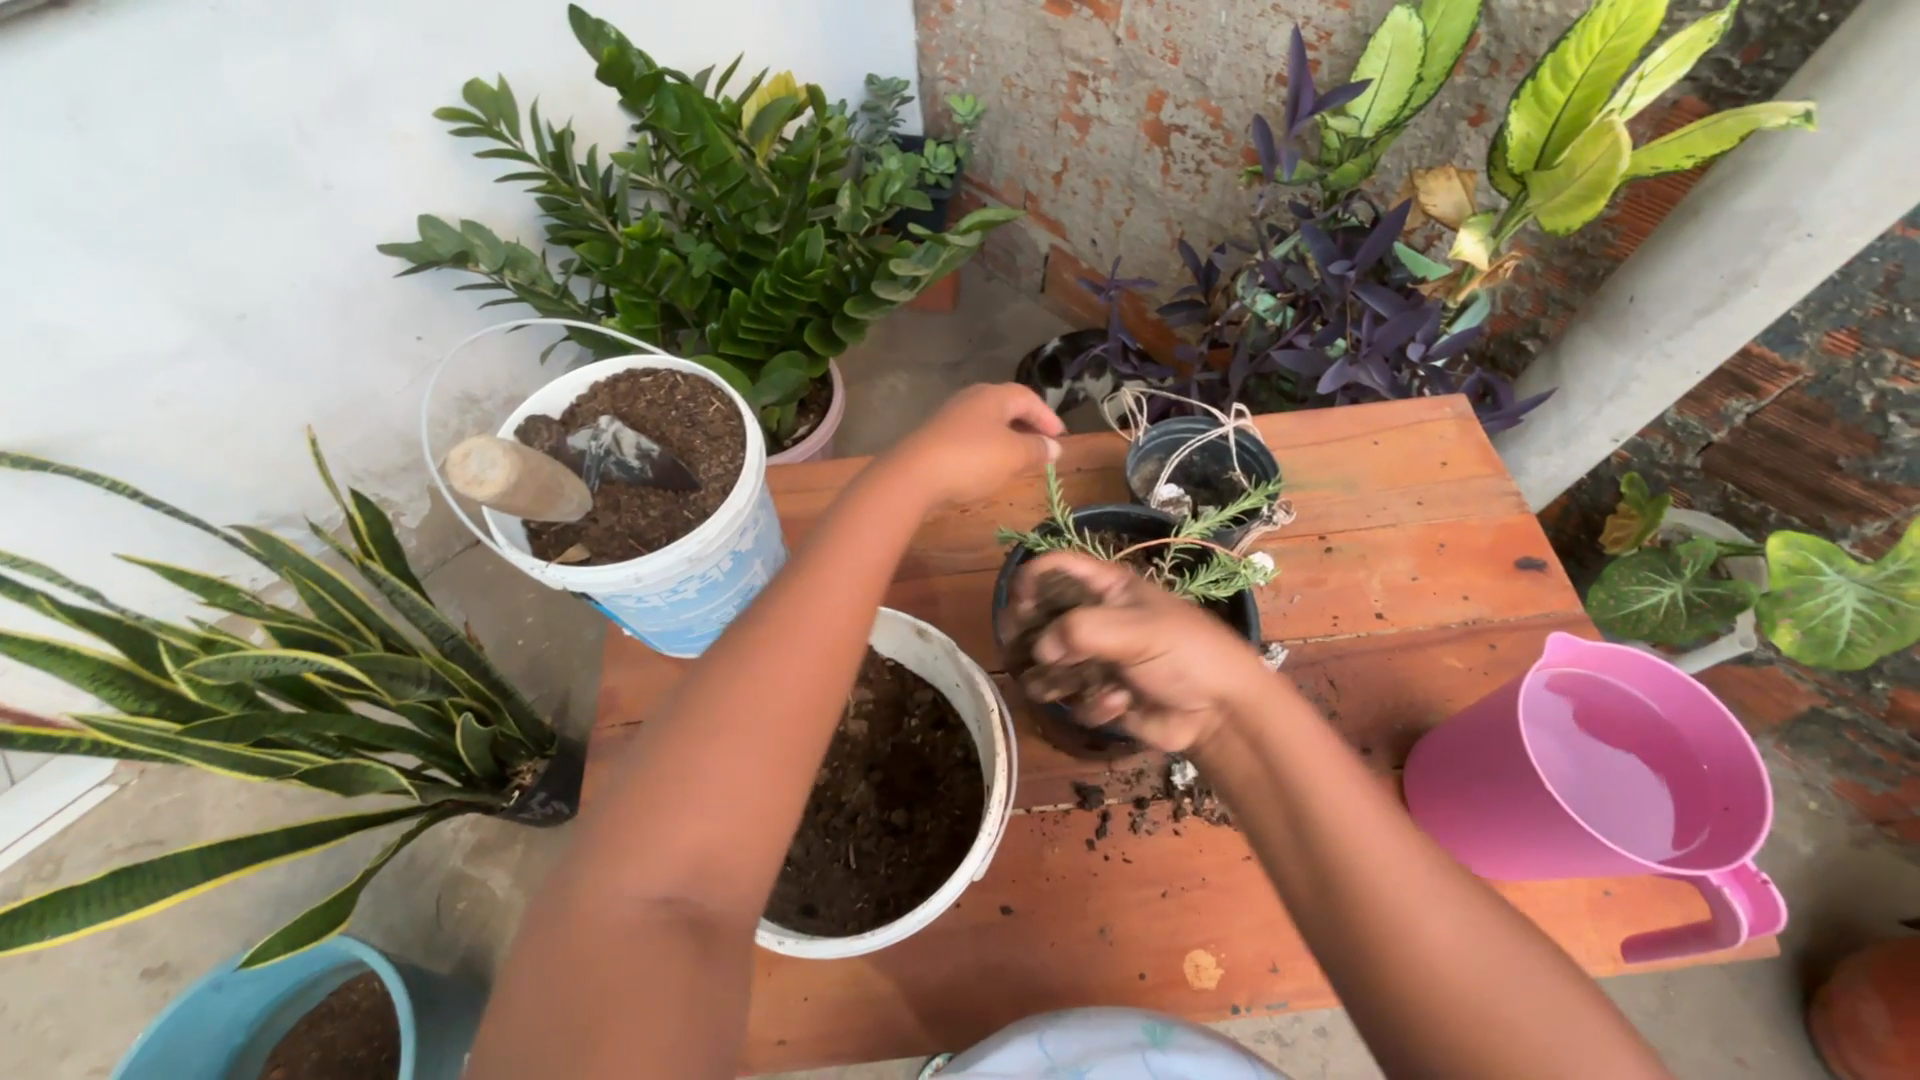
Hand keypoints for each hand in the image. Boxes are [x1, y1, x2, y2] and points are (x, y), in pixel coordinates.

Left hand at [881, 383, 1063, 507]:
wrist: (914, 475)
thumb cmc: (972, 459)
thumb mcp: (1013, 455)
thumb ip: (1036, 449)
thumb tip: (1054, 447)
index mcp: (993, 396)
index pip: (1028, 398)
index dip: (1047, 417)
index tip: (1060, 438)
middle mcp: (971, 399)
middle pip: (1006, 407)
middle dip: (1027, 426)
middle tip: (1042, 447)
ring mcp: (950, 417)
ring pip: (988, 423)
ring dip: (1007, 439)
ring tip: (1019, 460)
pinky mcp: (936, 437)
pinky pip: (971, 438)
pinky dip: (987, 449)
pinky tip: (988, 468)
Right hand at [1006, 552, 1276, 751]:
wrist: (1221, 712)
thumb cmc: (1186, 652)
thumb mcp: (1138, 629)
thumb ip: (1082, 630)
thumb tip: (1039, 648)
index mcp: (1107, 589)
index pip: (1056, 567)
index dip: (1032, 579)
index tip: (1020, 603)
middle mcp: (1095, 620)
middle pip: (1040, 619)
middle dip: (1032, 638)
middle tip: (1036, 651)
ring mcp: (1095, 660)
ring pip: (1047, 666)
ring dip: (1055, 679)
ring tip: (1069, 685)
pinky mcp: (1099, 697)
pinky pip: (1075, 700)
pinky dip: (1094, 704)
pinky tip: (1120, 704)